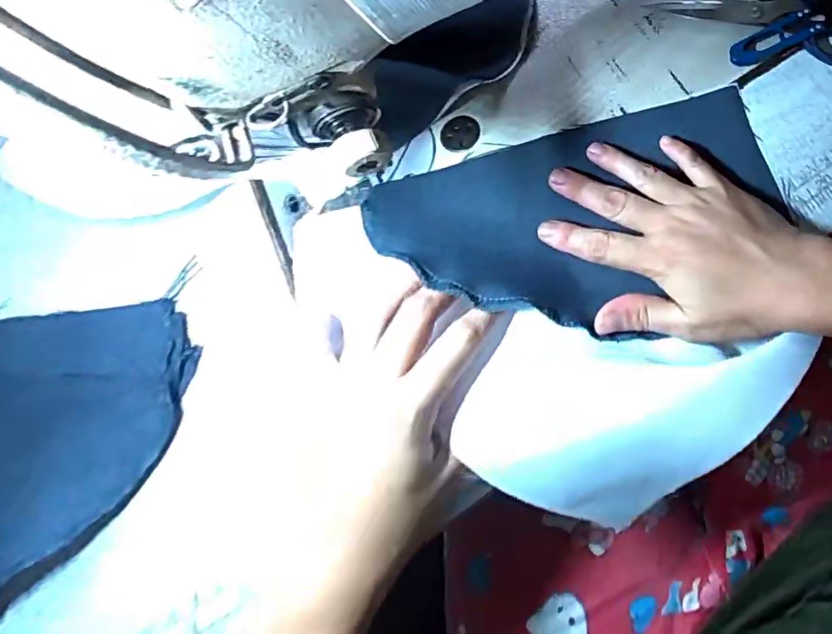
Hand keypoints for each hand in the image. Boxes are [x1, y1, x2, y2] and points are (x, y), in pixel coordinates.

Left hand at [259, 208, 494, 631]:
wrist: (330, 559)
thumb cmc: (400, 519)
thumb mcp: (452, 480)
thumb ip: (478, 432)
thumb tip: (513, 401)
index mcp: (410, 406)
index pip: (457, 342)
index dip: (485, 314)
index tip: (505, 297)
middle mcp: (372, 384)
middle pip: (412, 315)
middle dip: (445, 287)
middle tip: (468, 272)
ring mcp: (340, 385)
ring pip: (369, 317)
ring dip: (398, 288)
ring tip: (421, 270)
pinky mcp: (318, 396)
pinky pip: (321, 348)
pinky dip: (330, 324)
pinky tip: (337, 307)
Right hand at [535, 137, 822, 339]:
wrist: (792, 277)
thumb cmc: (742, 307)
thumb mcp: (690, 324)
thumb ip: (643, 315)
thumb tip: (597, 319)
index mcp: (658, 259)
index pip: (604, 248)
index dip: (572, 237)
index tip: (545, 226)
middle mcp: (669, 223)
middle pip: (618, 204)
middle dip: (584, 189)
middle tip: (557, 174)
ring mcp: (695, 201)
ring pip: (649, 177)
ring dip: (620, 162)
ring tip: (595, 148)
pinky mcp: (721, 189)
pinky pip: (696, 165)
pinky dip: (680, 152)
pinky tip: (665, 141)